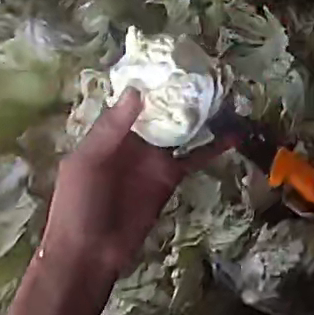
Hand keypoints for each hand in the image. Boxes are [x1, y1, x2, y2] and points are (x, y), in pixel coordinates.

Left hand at [40, 89, 221, 277]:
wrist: (90, 255)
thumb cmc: (79, 205)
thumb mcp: (87, 162)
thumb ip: (112, 128)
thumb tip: (138, 89)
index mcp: (111, 131)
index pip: (134, 98)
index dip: (152, 80)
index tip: (175, 59)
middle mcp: (136, 139)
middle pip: (163, 110)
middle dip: (182, 93)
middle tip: (210, 71)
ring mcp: (155, 158)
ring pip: (183, 129)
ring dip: (202, 115)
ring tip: (226, 94)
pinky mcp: (171, 176)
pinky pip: (195, 157)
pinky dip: (215, 147)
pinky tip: (235, 134)